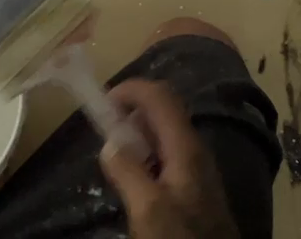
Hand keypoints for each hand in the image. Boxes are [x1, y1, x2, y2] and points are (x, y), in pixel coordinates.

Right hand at [99, 79, 240, 238]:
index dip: (132, 89)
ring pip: (166, 130)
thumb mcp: (148, 211)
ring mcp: (197, 166)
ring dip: (140, 129)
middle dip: (134, 106)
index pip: (160, 96)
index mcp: (186, 146)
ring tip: (116, 147)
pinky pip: (169, 151)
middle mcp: (195, 148)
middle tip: (107, 124)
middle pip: (165, 108)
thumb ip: (128, 171)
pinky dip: (148, 149)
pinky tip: (136, 171)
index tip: (103, 101)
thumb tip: (110, 141)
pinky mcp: (195, 185)